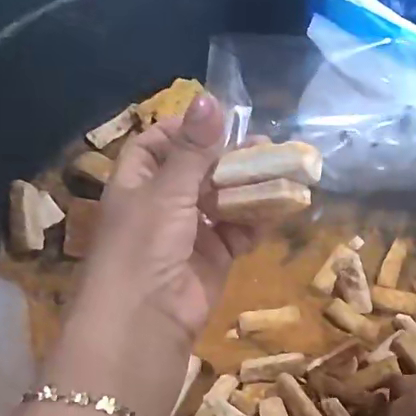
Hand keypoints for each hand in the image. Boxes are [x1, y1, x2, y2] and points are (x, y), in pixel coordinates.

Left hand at [72, 93, 256, 343]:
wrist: (146, 320)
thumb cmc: (145, 245)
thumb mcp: (168, 192)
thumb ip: (194, 150)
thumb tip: (210, 96)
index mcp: (135, 185)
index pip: (155, 146)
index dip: (182, 131)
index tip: (216, 121)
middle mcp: (160, 206)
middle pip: (197, 172)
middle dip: (228, 158)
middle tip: (264, 144)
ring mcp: (189, 234)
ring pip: (222, 201)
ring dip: (248, 187)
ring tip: (280, 169)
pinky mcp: (214, 259)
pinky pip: (238, 231)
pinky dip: (256, 219)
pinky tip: (279, 205)